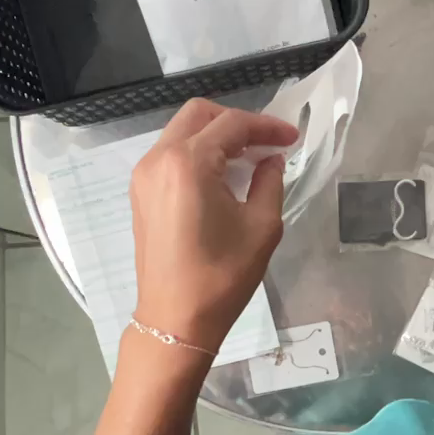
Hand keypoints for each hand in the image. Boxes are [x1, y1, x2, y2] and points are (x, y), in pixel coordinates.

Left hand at [130, 98, 299, 351]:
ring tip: (247, 161)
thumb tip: (270, 160)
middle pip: (199, 115)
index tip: (292, 138)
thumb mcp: (262, 226)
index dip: (266, 126)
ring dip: (216, 138)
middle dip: (236, 123)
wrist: (176, 319)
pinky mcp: (141, 194)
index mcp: (188, 163)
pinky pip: (170, 156)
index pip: (232, 125)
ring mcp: (144, 176)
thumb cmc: (223, 276)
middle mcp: (158, 159)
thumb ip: (269, 182)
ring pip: (181, 133)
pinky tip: (221, 178)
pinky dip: (198, 154)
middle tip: (267, 144)